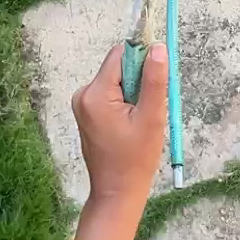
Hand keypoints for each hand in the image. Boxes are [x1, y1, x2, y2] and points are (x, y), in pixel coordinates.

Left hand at [73, 43, 167, 208]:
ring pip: (117, 80)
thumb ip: (154, 80)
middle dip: (139, 81)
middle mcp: (83, 94)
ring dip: (134, 93)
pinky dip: (125, 102)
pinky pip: (111, 93)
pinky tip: (131, 125)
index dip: (142, 62)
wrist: (116, 192)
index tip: (155, 83)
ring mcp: (82, 104)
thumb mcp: (151, 117)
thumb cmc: (135, 160)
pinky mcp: (87, 112)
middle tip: (148, 110)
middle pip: (119, 67)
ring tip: (139, 121)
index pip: (121, 55)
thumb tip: (157, 47)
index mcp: (95, 94)